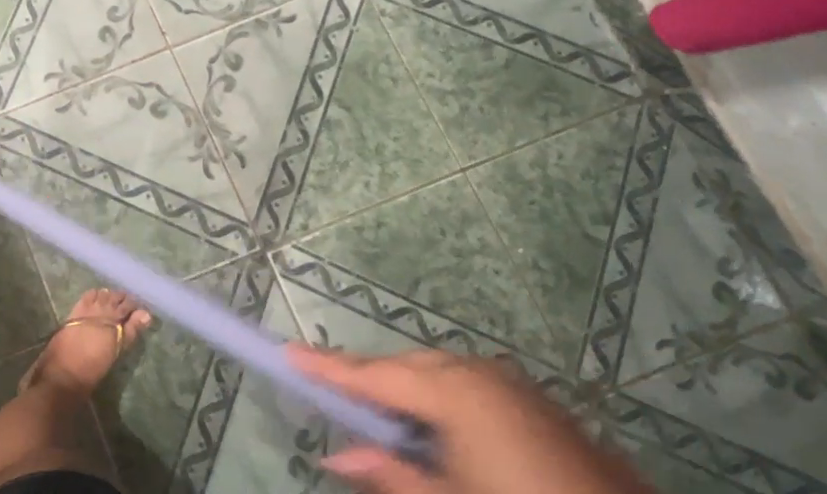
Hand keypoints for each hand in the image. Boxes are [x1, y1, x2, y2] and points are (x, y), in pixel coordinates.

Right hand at [289, 347, 652, 493]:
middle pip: (405, 369)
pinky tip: (442, 438)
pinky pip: (472, 390)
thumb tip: (336, 456)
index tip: (286, 352)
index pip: (371, 374)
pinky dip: (444, 404)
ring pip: (440, 377)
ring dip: (408, 396)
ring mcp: (515, 386)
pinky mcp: (540, 405)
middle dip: (371, 385)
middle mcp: (480, 373)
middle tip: (339, 405)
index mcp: (453, 391)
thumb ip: (390, 475)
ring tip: (389, 430)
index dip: (327, 367)